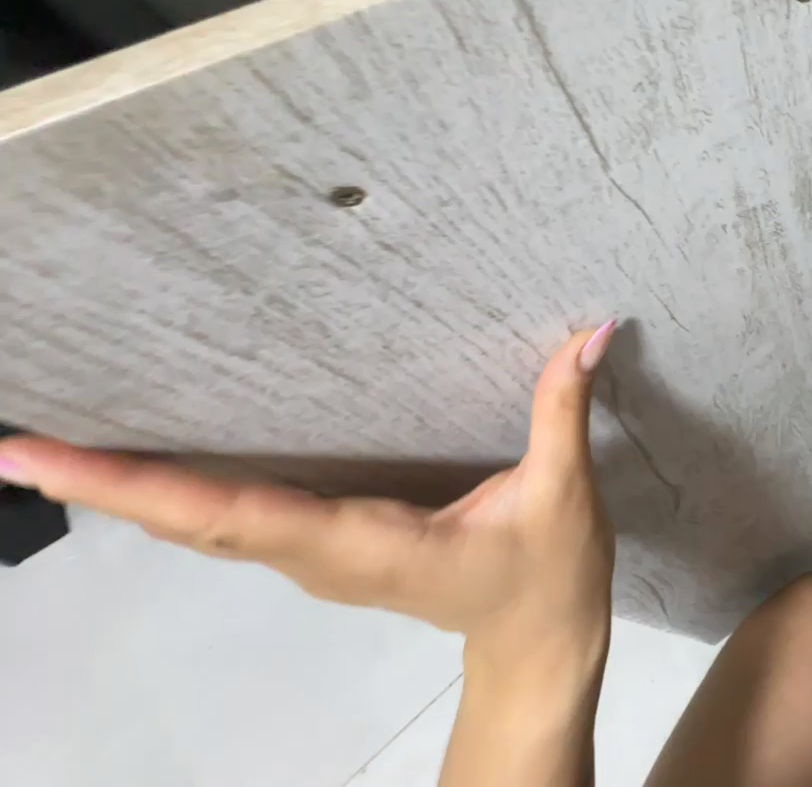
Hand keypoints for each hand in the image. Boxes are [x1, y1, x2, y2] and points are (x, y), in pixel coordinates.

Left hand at [0, 321, 619, 676]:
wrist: (541, 647)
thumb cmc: (549, 576)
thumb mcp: (563, 492)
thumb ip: (561, 410)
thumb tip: (585, 333)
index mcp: (365, 544)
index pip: (233, 516)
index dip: (137, 487)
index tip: (34, 456)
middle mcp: (322, 557)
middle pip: (195, 525)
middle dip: (105, 484)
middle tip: (18, 438)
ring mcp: (323, 561)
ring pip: (209, 528)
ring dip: (137, 490)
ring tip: (69, 444)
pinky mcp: (338, 553)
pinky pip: (244, 523)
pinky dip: (191, 495)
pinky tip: (175, 465)